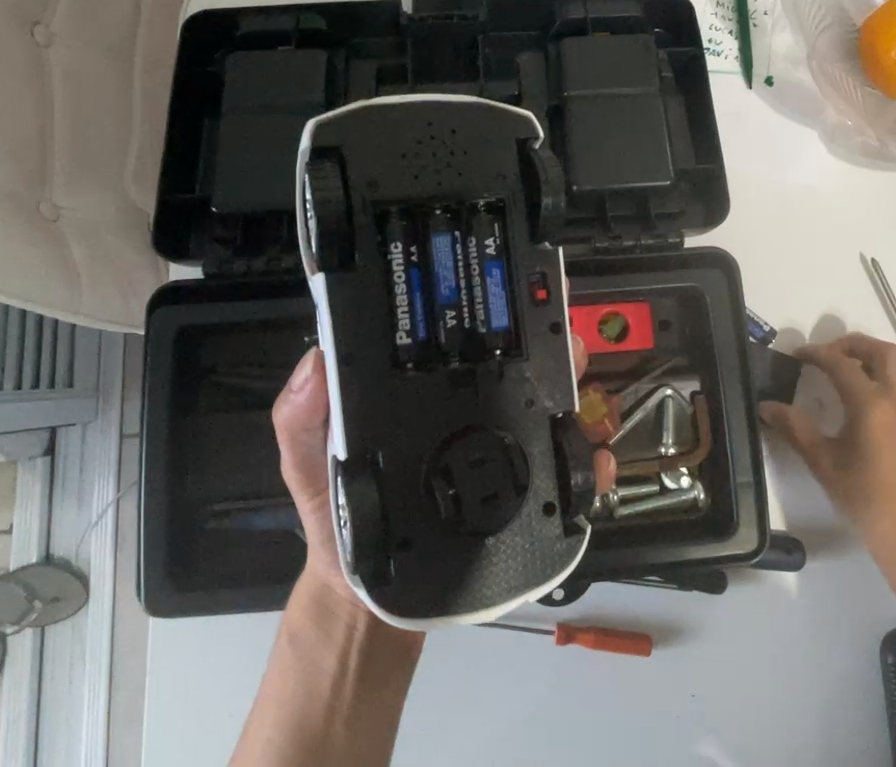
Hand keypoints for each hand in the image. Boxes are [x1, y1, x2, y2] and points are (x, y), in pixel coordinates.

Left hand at [270, 338, 611, 609]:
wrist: (370, 600)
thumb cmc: (340, 521)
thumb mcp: (309, 465)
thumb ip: (302, 419)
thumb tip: (318, 362)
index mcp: (428, 400)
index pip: (468, 346)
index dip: (497, 316)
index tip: (523, 295)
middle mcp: (473, 419)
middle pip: (527, 373)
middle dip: (558, 351)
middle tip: (569, 350)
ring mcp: (504, 459)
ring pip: (555, 415)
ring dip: (582, 401)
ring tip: (587, 408)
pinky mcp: (524, 501)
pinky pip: (566, 475)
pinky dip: (590, 463)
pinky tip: (593, 463)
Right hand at [758, 333, 895, 569]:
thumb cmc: (865, 500)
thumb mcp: (823, 463)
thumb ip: (795, 428)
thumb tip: (767, 406)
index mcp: (872, 406)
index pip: (841, 363)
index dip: (817, 353)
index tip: (797, 355)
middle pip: (881, 351)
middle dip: (853, 344)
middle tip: (828, 354)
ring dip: (880, 354)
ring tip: (856, 366)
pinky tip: (878, 391)